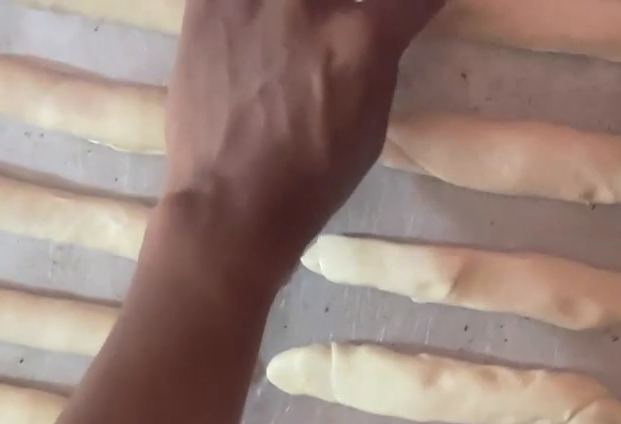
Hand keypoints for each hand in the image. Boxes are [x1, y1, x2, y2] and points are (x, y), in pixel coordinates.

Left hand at [160, 0, 444, 283]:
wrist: (230, 206)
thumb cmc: (309, 185)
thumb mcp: (367, 131)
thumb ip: (376, 63)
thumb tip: (376, 30)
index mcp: (361, 41)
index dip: (413, 6)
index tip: (401, 14)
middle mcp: (309, 3)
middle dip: (346, 13)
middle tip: (335, 36)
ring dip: (296, 16)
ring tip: (287, 46)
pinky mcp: (207, 1)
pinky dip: (251, 14)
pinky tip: (253, 38)